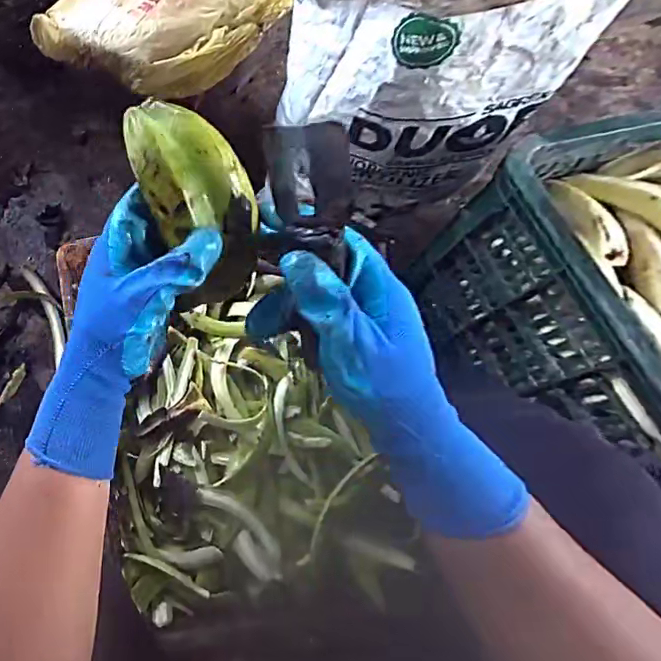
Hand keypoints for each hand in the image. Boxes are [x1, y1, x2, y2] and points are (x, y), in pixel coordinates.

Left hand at [26, 188, 222, 479]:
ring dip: (191, 236)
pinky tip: (218, 257)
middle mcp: (128, 252)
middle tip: (218, 197)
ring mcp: (141, 272)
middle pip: (157, 221)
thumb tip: (211, 238)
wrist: (102, 371)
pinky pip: (176, 267)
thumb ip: (173, 267)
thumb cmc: (112, 326)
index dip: (160, 185)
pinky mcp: (153, 291)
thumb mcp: (140, 293)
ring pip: (168, 244)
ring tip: (224, 221)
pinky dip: (194, 261)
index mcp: (115, 243)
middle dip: (183, 209)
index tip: (191, 172)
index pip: (136, 202)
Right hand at [247, 229, 528, 538]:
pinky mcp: (349, 333)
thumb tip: (294, 255)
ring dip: (284, 308)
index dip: (305, 231)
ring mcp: (359, 312)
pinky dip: (295, 324)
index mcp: (377, 282)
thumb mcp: (351, 340)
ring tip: (258, 329)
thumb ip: (325, 298)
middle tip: (252, 284)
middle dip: (286, 280)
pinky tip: (278, 340)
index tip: (269, 229)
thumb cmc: (384, 385)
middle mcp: (368, 290)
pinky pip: (316, 316)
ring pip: (313, 294)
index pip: (341, 239)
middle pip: (320, 268)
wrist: (409, 431)